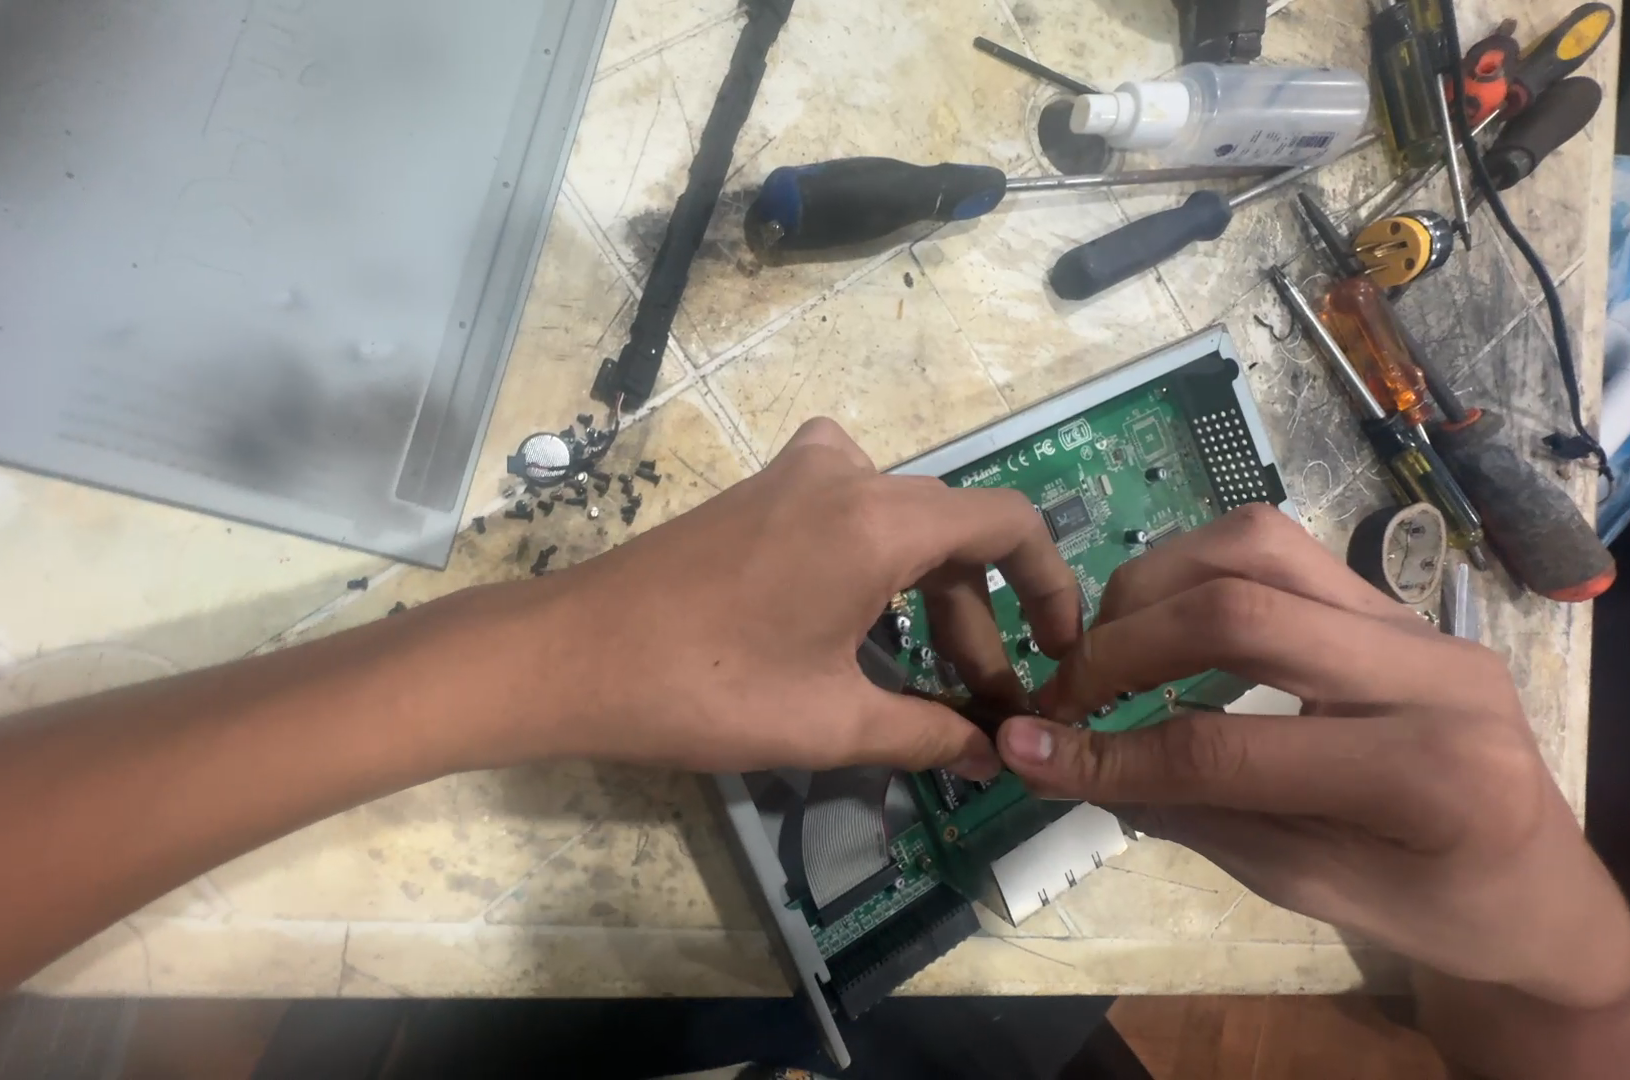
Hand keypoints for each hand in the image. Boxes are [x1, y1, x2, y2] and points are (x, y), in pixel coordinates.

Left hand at [533, 419, 1082, 778]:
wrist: (572, 653)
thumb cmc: (707, 686)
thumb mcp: (831, 722)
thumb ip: (927, 733)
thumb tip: (990, 754)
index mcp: (880, 517)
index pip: (1007, 522)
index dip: (1050, 584)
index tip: (1057, 647)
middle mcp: (846, 473)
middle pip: (949, 534)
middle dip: (975, 619)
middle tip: (978, 702)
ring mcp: (795, 474)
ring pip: (897, 527)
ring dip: (924, 597)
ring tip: (922, 677)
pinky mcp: (759, 491)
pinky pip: (847, 514)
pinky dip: (874, 568)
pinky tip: (857, 625)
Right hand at [995, 505, 1629, 1010]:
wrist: (1535, 881)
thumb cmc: (1422, 903)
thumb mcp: (1295, 882)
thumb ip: (1169, 807)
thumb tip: (1044, 756)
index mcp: (1431, 777)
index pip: (1228, 749)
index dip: (1113, 753)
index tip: (1029, 749)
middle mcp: (1431, 670)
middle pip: (1237, 613)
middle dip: (1121, 649)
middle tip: (1065, 691)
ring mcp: (1410, 615)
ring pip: (1250, 546)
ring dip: (1149, 586)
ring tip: (1105, 639)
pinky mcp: (1382, 593)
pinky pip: (1266, 544)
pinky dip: (1187, 567)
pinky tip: (1159, 613)